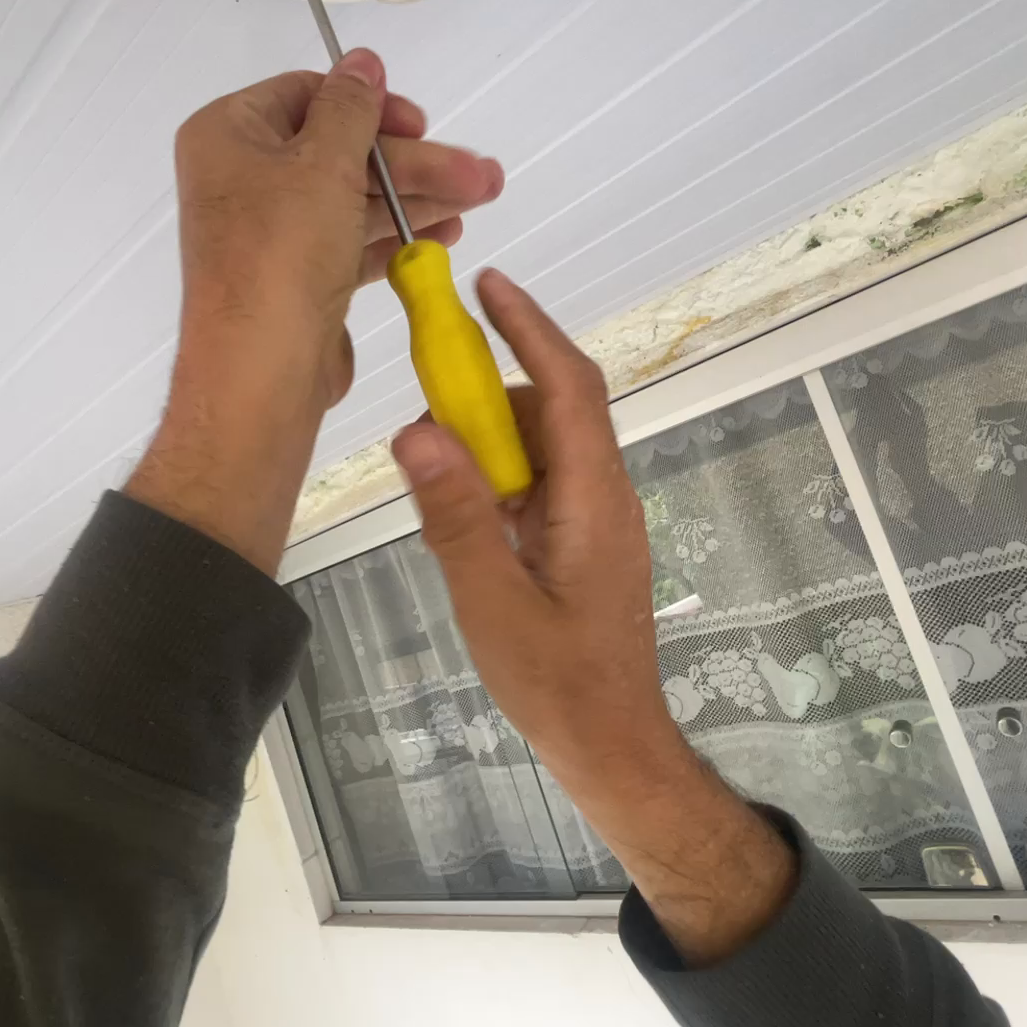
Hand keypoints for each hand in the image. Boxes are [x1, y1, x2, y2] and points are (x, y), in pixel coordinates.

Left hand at [129, 50, 502, 573]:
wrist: (262, 375)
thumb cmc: (281, 259)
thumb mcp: (322, 164)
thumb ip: (351, 109)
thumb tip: (363, 61)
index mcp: (231, 138)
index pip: (308, 98)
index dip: (370, 106)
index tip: (421, 121)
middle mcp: (248, 184)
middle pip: (342, 155)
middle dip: (415, 164)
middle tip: (479, 173)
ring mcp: (275, 238)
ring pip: (355, 203)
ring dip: (418, 201)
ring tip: (479, 199)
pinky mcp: (302, 281)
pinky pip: (354, 245)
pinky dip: (397, 239)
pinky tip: (444, 237)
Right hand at [390, 271, 793, 965]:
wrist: (610, 740)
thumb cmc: (557, 682)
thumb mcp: (492, 601)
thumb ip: (456, 517)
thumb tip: (417, 432)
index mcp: (593, 500)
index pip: (570, 387)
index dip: (530, 328)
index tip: (487, 286)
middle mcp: (603, 496)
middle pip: (554, 411)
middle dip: (492, 394)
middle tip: (430, 411)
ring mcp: (596, 520)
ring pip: (544, 448)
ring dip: (491, 444)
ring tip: (439, 478)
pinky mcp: (582, 542)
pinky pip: (540, 486)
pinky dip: (499, 483)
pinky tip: (466, 522)